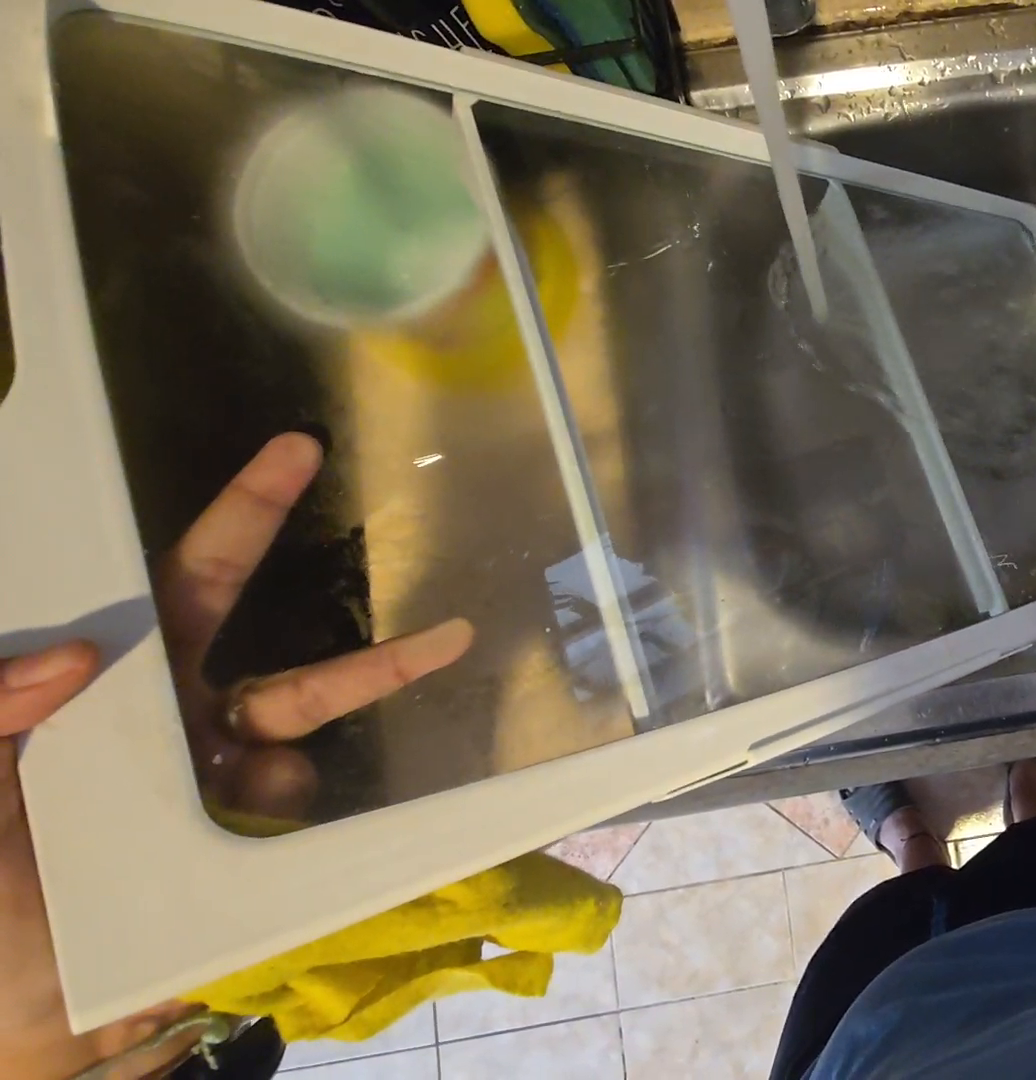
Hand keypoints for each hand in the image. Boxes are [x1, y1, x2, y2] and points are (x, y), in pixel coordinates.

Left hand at [0, 433, 473, 1078]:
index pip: (180, 591)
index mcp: (104, 702)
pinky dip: (281, 823)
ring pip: (303, 751)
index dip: (240, 520)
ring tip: (243, 822)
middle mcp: (174, 734)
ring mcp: (220, 793)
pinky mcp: (255, 847)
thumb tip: (93, 648)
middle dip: (375, 664)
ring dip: (288, 784)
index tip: (299, 457)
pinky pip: (297, 813)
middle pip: (286, 672)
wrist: (13, 1043)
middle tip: (455, 638)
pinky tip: (237, 852)